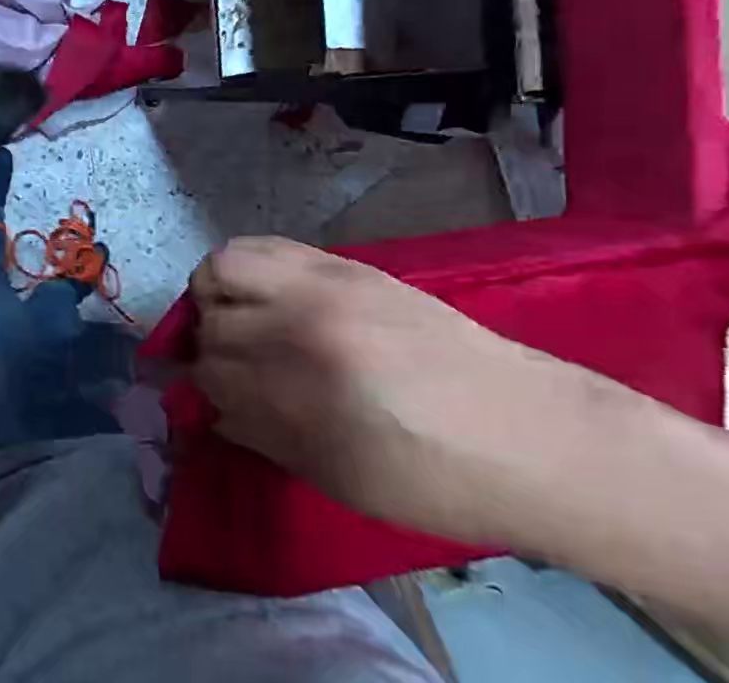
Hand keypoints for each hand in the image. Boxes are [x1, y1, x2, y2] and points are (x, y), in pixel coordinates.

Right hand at [188, 237, 648, 547]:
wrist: (527, 433)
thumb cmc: (433, 480)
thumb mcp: (333, 475)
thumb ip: (260, 433)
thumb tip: (208, 405)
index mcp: (298, 394)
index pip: (209, 376)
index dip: (201, 392)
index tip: (208, 400)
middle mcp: (302, 325)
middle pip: (212, 323)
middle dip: (209, 350)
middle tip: (229, 369)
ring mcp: (325, 284)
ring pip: (224, 266)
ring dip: (215, 296)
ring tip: (235, 319)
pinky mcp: (347, 264)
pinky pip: (266, 247)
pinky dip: (246, 268)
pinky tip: (264, 295)